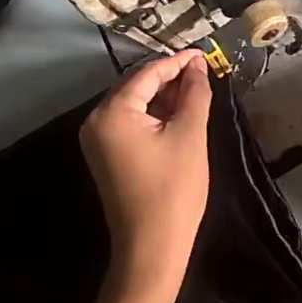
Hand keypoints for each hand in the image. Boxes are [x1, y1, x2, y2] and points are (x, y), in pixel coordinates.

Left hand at [80, 50, 212, 290]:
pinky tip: (179, 114)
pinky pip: (131, 123)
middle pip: (136, 86)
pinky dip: (154, 115)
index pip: (147, 74)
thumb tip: (198, 65)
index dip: (177, 62)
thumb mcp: (190, 134)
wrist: (152, 248)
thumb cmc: (174, 190)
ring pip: (134, 104)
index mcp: (111, 114)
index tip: (205, 54)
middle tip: (204, 73)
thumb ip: (194, 93)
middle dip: (170, 78)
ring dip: (164, 96)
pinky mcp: (106, 156)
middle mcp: (96, 122)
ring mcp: (98, 141)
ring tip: (197, 91)